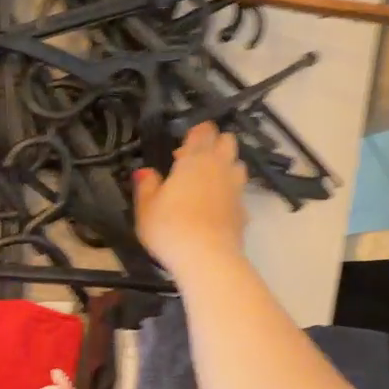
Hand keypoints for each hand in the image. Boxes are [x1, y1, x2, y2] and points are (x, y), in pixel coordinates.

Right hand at [134, 122, 248, 274]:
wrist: (206, 257)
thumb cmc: (170, 228)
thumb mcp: (146, 208)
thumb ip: (146, 185)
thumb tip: (145, 171)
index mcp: (195, 160)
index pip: (203, 131)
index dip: (195, 132)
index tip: (182, 145)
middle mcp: (220, 167)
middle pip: (227, 141)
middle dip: (214, 145)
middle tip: (193, 162)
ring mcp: (235, 188)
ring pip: (237, 165)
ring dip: (225, 167)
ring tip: (206, 183)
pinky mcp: (243, 209)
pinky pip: (237, 192)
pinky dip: (227, 194)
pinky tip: (213, 209)